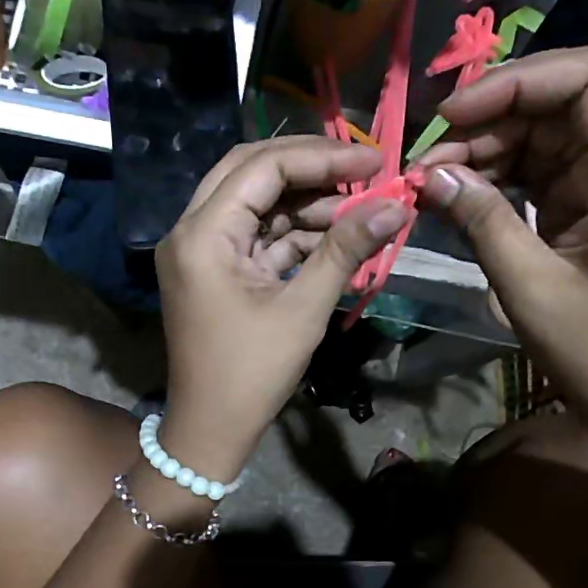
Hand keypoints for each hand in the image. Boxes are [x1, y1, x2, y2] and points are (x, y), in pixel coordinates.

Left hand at [156, 136, 406, 477]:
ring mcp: (200, 251)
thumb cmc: (252, 373)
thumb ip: (345, 251)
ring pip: (256, 204)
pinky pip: (256, 237)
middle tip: (364, 171)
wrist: (211, 430)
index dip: (322, 157)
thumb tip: (396, 206)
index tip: (374, 160)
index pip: (263, 168)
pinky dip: (294, 235)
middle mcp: (192, 231)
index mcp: (202, 235)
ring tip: (361, 212)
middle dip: (311, 169)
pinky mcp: (214, 271)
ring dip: (306, 205)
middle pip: (252, 173)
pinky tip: (336, 238)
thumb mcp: (303, 310)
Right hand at [417, 47, 587, 426]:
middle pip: (566, 100)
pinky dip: (505, 176)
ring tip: (436, 179)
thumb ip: (481, 220)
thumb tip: (429, 174)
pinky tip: (463, 193)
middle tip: (432, 156)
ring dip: (492, 148)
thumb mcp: (530, 287)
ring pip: (551, 133)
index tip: (454, 114)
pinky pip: (549, 169)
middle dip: (493, 118)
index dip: (518, 80)